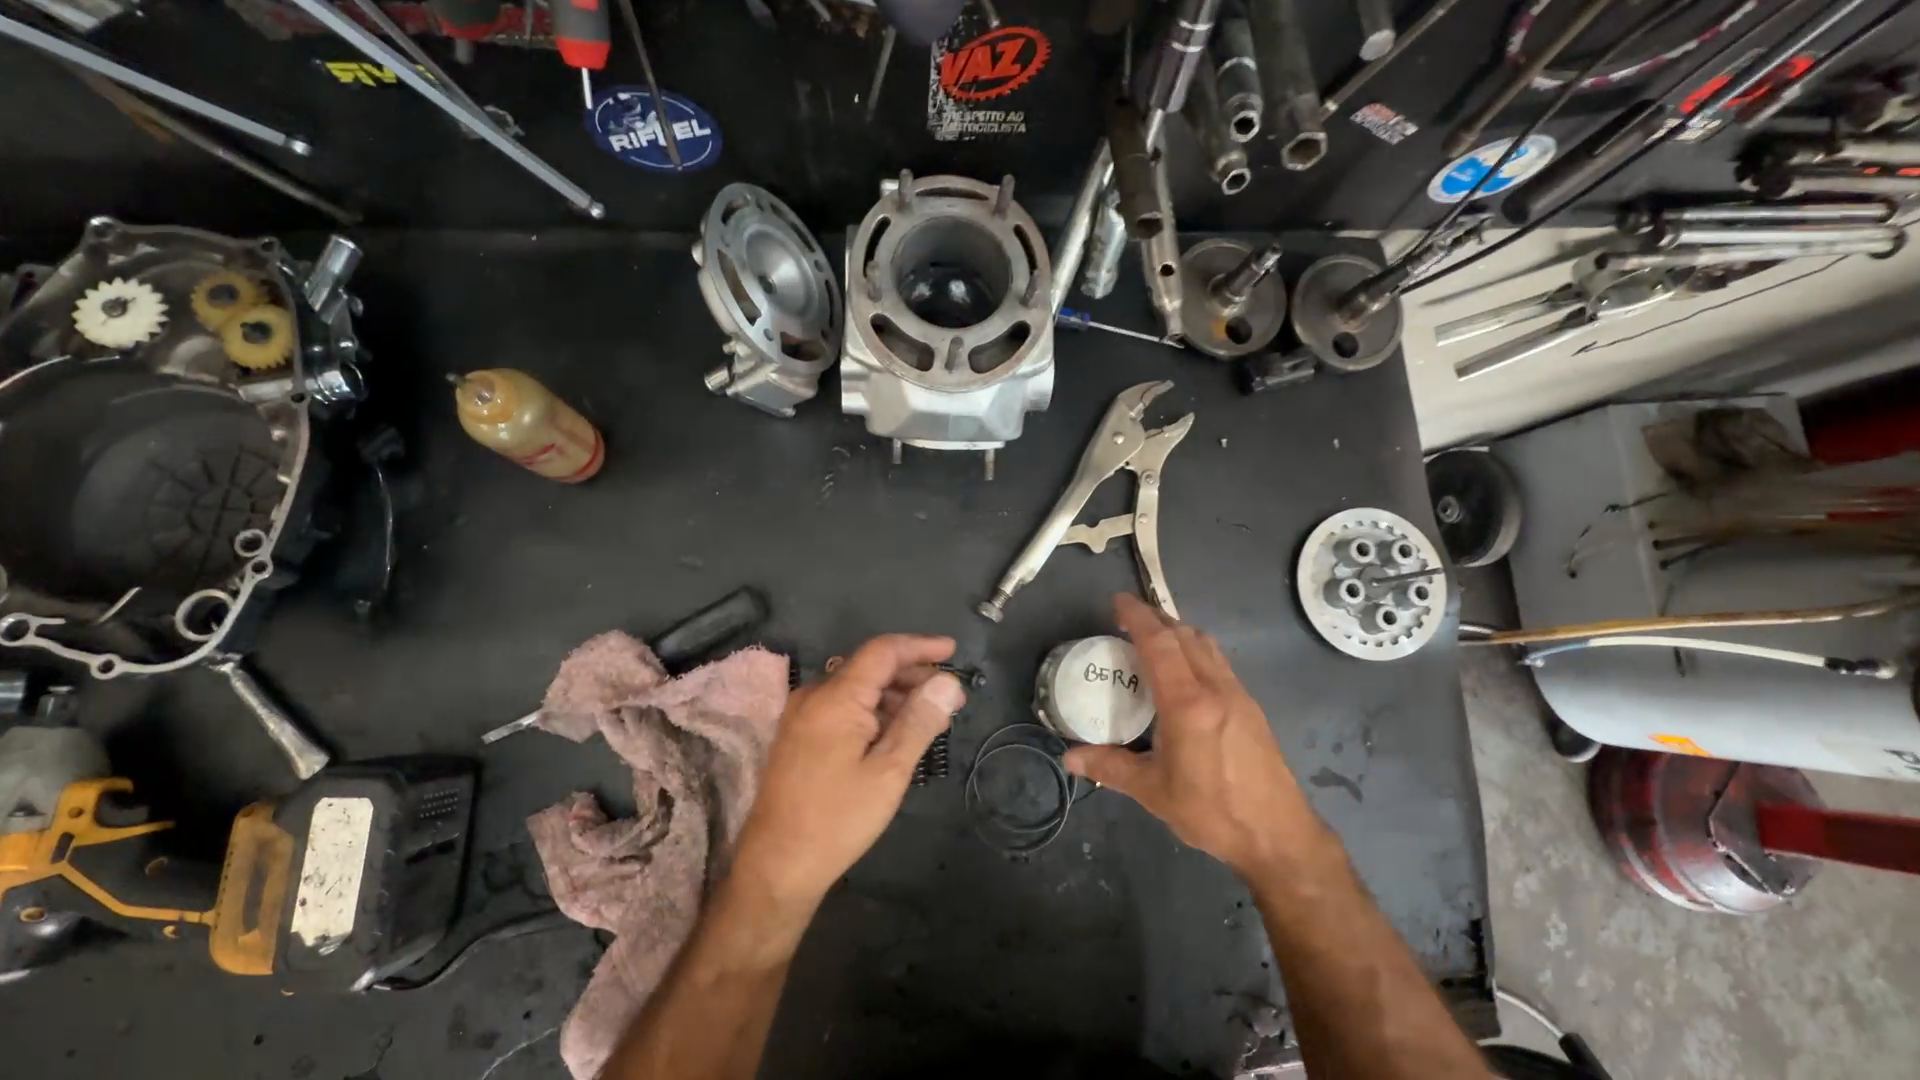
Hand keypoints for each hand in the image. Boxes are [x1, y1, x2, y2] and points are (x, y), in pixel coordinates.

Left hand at [732, 635, 966, 907]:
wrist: (777, 864)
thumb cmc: (838, 819)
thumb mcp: (888, 772)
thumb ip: (919, 721)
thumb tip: (948, 682)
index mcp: (835, 698)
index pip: (882, 651)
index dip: (920, 646)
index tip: (953, 650)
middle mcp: (813, 695)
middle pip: (869, 666)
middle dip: (912, 673)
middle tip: (950, 695)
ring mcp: (801, 715)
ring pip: (855, 687)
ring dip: (893, 693)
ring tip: (929, 715)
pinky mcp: (798, 735)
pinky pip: (841, 706)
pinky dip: (872, 709)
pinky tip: (895, 731)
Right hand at [1062, 594, 1322, 878]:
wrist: (1278, 835)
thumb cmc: (1212, 812)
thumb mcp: (1153, 792)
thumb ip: (1110, 767)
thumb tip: (1069, 757)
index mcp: (1188, 703)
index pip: (1160, 644)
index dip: (1138, 617)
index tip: (1118, 602)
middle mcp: (1216, 688)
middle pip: (1186, 636)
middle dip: (1157, 619)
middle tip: (1129, 619)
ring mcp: (1239, 696)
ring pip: (1208, 647)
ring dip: (1180, 633)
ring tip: (1155, 639)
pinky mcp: (1252, 708)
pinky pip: (1219, 664)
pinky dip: (1197, 652)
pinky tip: (1185, 674)